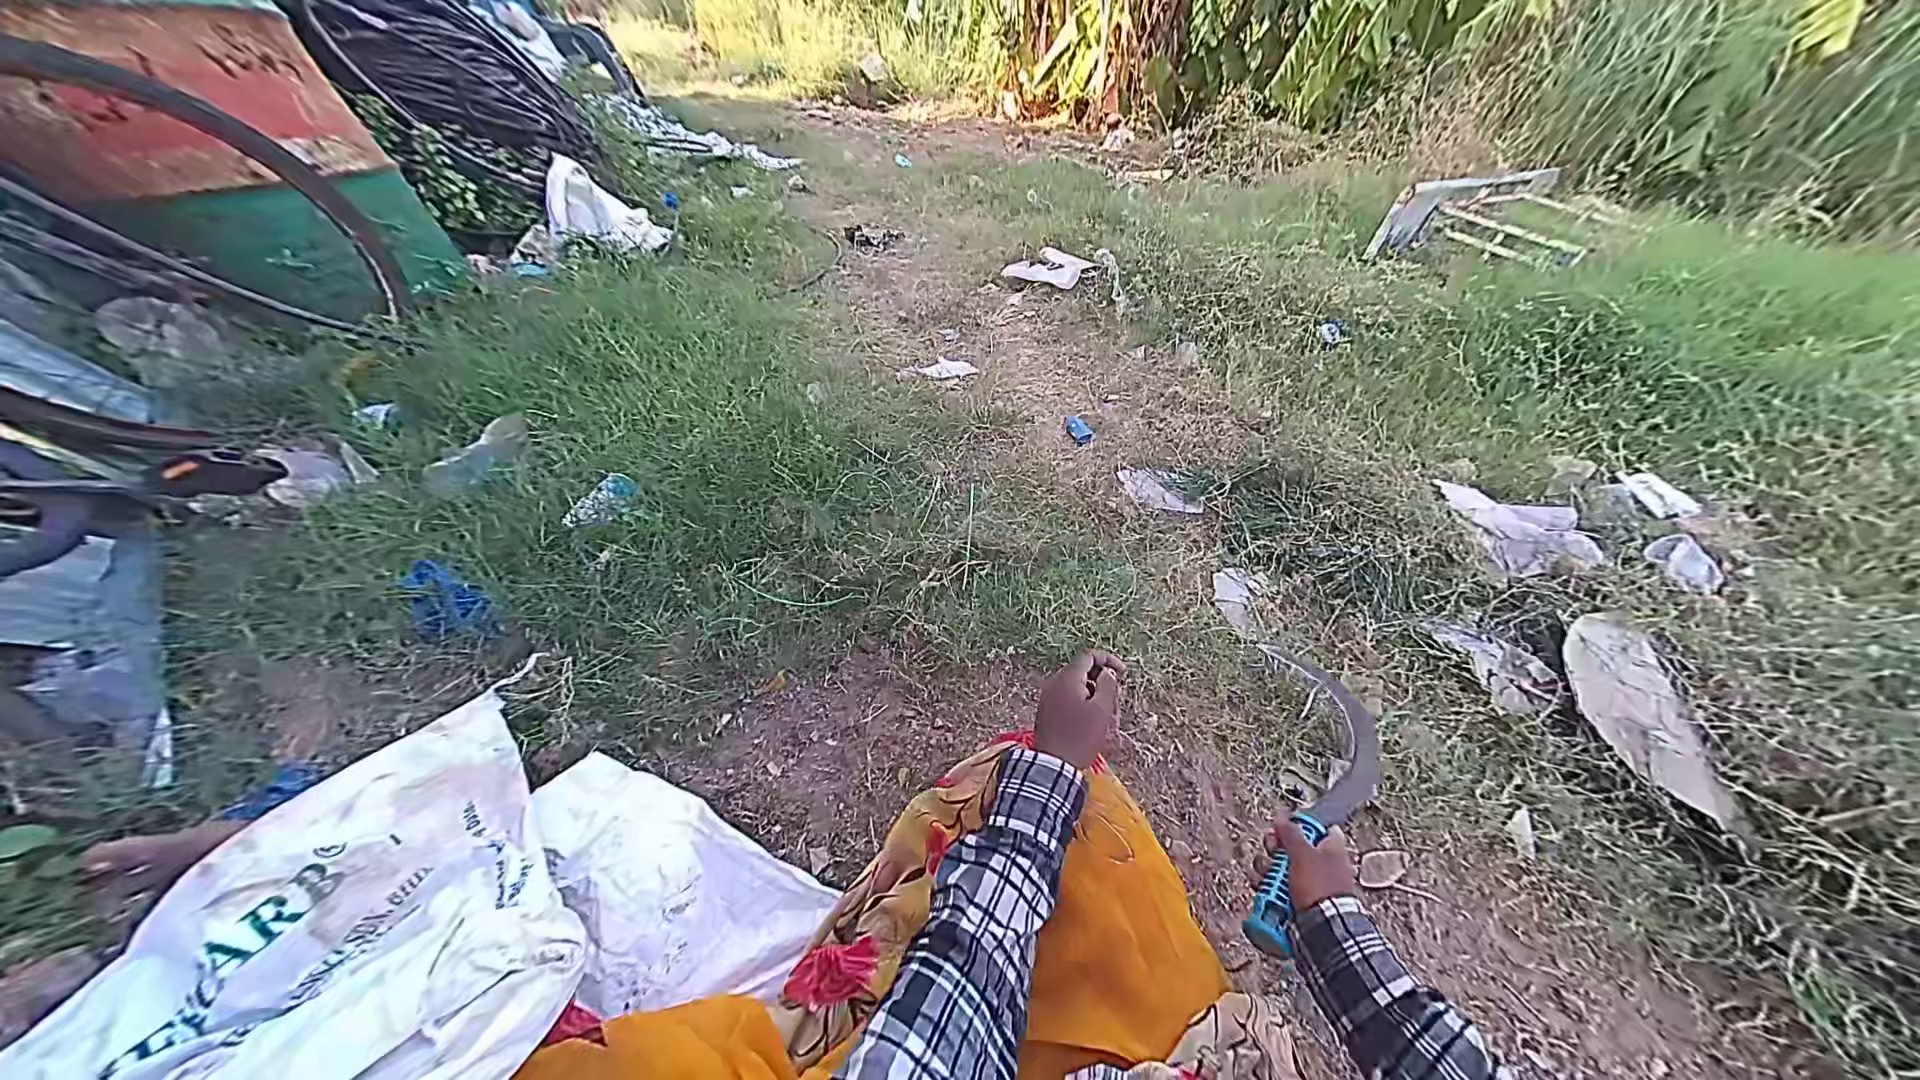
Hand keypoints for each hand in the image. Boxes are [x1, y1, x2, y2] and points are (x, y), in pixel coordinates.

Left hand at [1034, 651, 1125, 768]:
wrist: (1054, 763)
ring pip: (1076, 686)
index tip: (1123, 673)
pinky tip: (1090, 722)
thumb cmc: (1081, 736)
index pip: (1089, 656)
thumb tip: (1107, 672)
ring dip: (1093, 695)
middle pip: (1082, 671)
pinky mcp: (1047, 709)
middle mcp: (1054, 682)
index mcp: (1067, 678)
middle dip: (1101, 682)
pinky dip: (1082, 703)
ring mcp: (1048, 696)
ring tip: (1105, 717)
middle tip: (1114, 701)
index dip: (1108, 660)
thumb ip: (1107, 685)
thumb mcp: (1101, 710)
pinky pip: (1067, 697)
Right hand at [1264, 820, 1356, 911]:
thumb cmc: (1320, 887)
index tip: (1284, 829)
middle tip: (1273, 852)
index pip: (1317, 829)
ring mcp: (1308, 882)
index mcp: (1331, 850)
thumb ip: (1291, 834)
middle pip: (1291, 847)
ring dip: (1268, 868)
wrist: (1325, 928)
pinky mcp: (1296, 898)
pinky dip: (1266, 884)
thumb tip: (1281, 818)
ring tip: (1266, 875)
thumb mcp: (1303, 854)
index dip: (1299, 826)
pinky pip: (1276, 885)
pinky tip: (1261, 885)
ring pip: (1280, 866)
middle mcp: (1321, 865)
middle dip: (1275, 848)